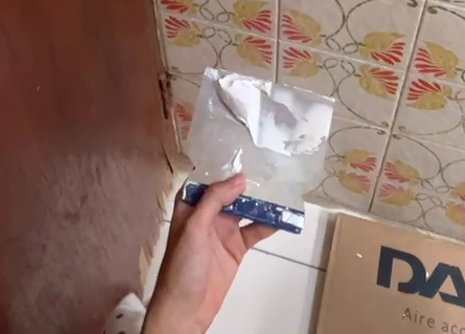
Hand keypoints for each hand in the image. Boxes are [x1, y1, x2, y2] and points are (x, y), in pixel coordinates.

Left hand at [143, 175, 276, 333]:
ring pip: (245, 209)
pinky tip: (282, 217)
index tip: (248, 152)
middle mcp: (208, 214)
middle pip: (231, 192)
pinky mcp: (236, 249)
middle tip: (272, 167)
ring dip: (261, 201)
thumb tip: (240, 178)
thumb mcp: (194, 228)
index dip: (226, 165)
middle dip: (248, 182)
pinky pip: (254, 231)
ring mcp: (223, 231)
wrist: (185, 312)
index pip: (209, 177)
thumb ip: (214, 200)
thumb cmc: (182, 266)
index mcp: (191, 205)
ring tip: (281, 188)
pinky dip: (267, 224)